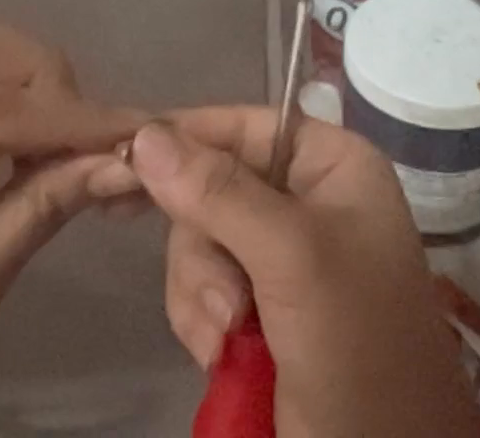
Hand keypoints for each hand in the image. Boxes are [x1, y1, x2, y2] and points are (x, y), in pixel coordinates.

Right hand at [129, 110, 479, 437]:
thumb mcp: (292, 259)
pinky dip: (201, 319)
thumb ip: (219, 194)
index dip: (185, 138)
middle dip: (205, 251)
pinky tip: (220, 354)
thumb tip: (144, 133)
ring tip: (226, 339)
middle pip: (212, 187)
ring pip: (200, 241)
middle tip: (225, 304)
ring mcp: (284, 252)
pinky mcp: (264, 301)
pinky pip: (203, 285)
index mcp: (333, 165)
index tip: (123, 159)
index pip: (243, 124)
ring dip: (200, 294)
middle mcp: (308, 197)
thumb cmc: (357, 344)